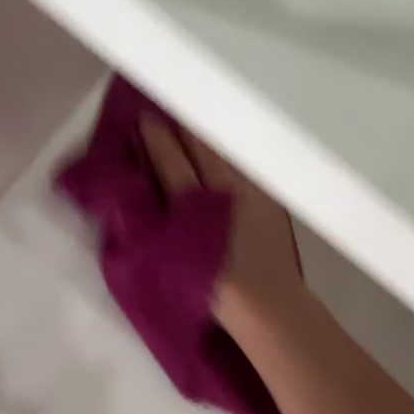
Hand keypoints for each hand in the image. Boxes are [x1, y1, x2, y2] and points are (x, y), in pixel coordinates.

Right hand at [138, 116, 306, 330]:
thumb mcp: (170, 260)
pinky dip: (233, 156)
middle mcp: (221, 189)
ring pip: (224, 155)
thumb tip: (145, 203)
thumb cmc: (209, 290)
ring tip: (195, 124)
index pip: (170, 163)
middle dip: (181, 130)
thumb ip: (156, 228)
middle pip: (199, 150)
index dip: (156, 141)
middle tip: (168, 110)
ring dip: (207, 138)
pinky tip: (230, 152)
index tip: (144, 119)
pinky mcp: (269, 202)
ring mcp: (249, 193)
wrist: (264, 303)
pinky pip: (246, 169)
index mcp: (192, 204)